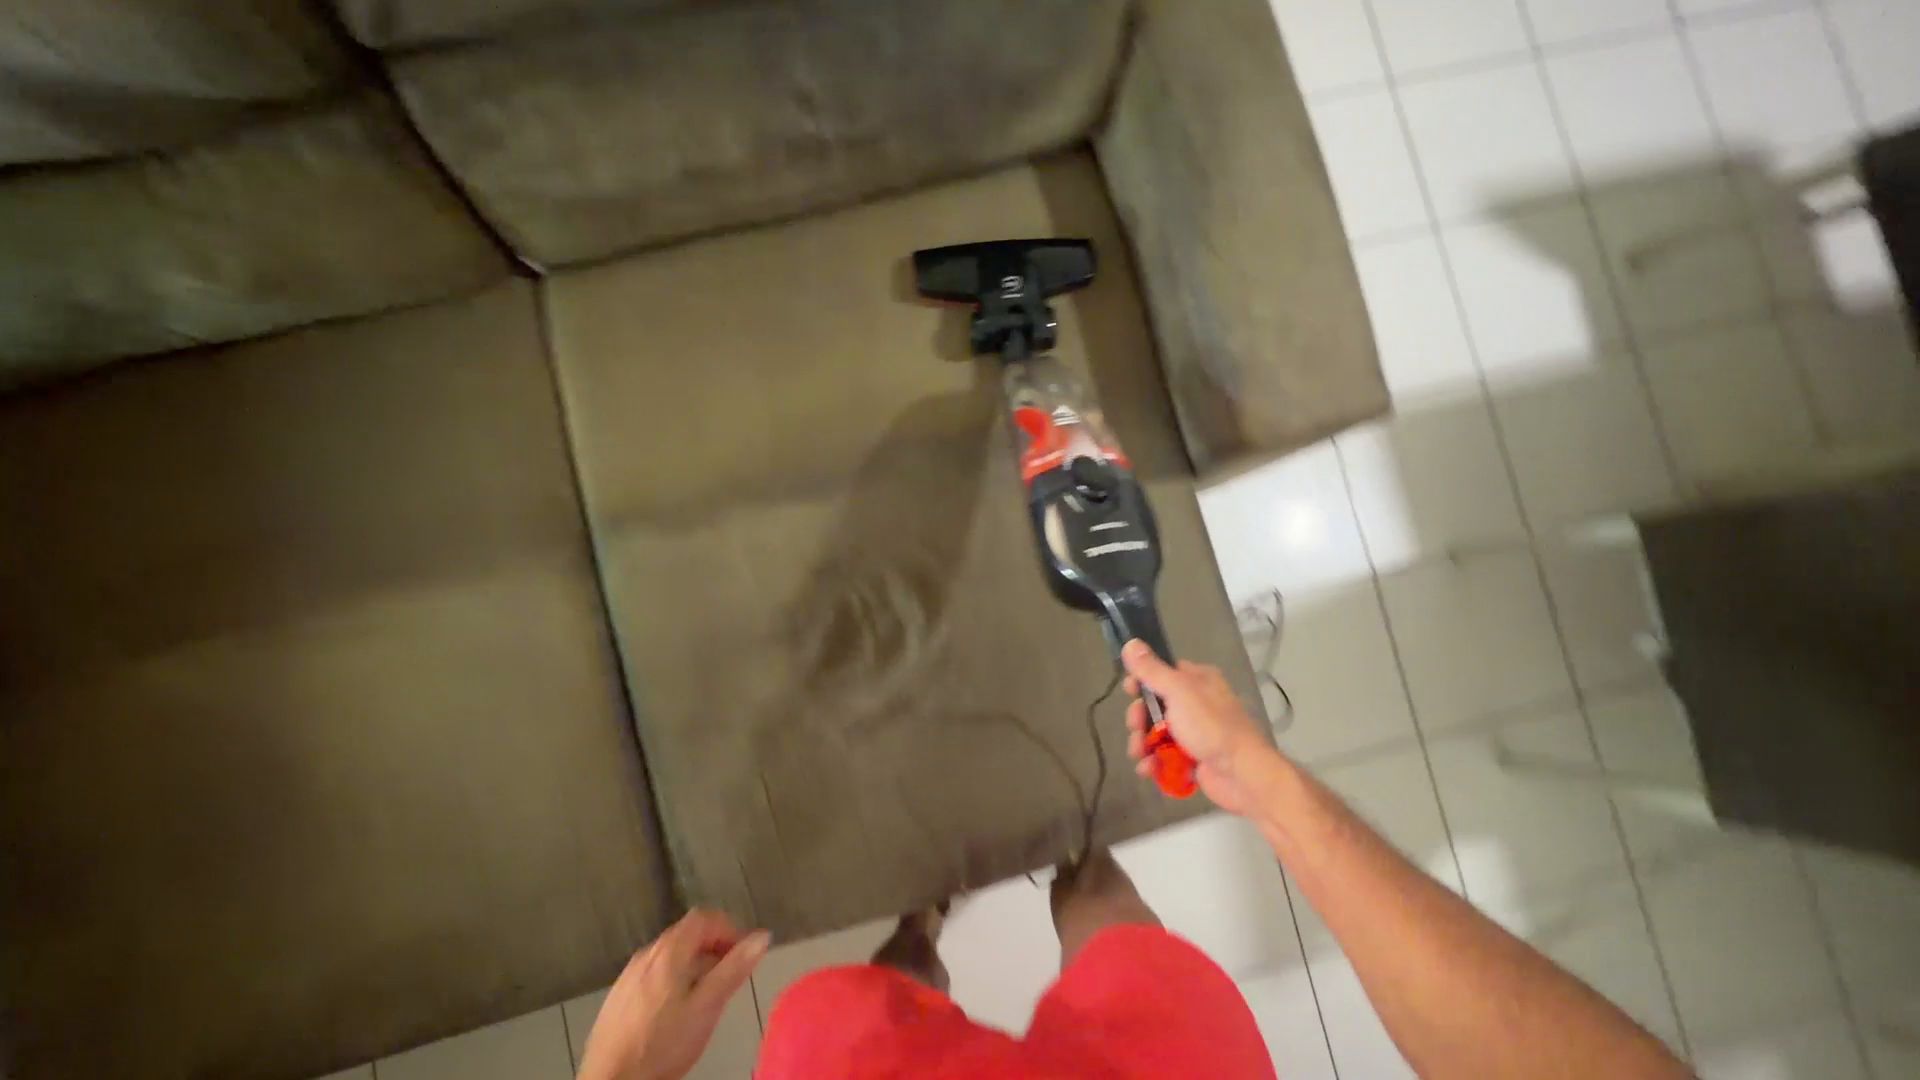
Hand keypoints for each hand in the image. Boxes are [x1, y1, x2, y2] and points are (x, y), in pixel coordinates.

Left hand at [576, 910, 770, 1079]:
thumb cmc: (664, 1044)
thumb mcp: (707, 1007)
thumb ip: (734, 969)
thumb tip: (762, 936)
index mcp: (669, 951)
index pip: (704, 918)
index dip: (729, 928)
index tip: (743, 952)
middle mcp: (647, 954)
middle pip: (686, 933)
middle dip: (713, 946)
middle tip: (729, 974)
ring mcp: (629, 974)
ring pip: (669, 953)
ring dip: (694, 962)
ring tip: (706, 994)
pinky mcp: (619, 995)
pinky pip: (653, 971)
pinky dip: (673, 976)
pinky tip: (675, 1009)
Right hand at [1121, 639, 1274, 814]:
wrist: (1241, 773)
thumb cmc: (1211, 726)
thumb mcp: (1179, 691)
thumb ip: (1152, 670)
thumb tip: (1131, 643)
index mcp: (1197, 680)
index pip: (1161, 672)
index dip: (1142, 680)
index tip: (1129, 690)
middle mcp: (1194, 703)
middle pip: (1153, 705)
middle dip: (1139, 718)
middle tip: (1137, 727)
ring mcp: (1192, 732)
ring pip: (1155, 732)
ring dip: (1142, 743)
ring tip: (1141, 755)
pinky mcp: (1190, 757)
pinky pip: (1163, 755)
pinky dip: (1153, 762)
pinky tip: (1147, 768)